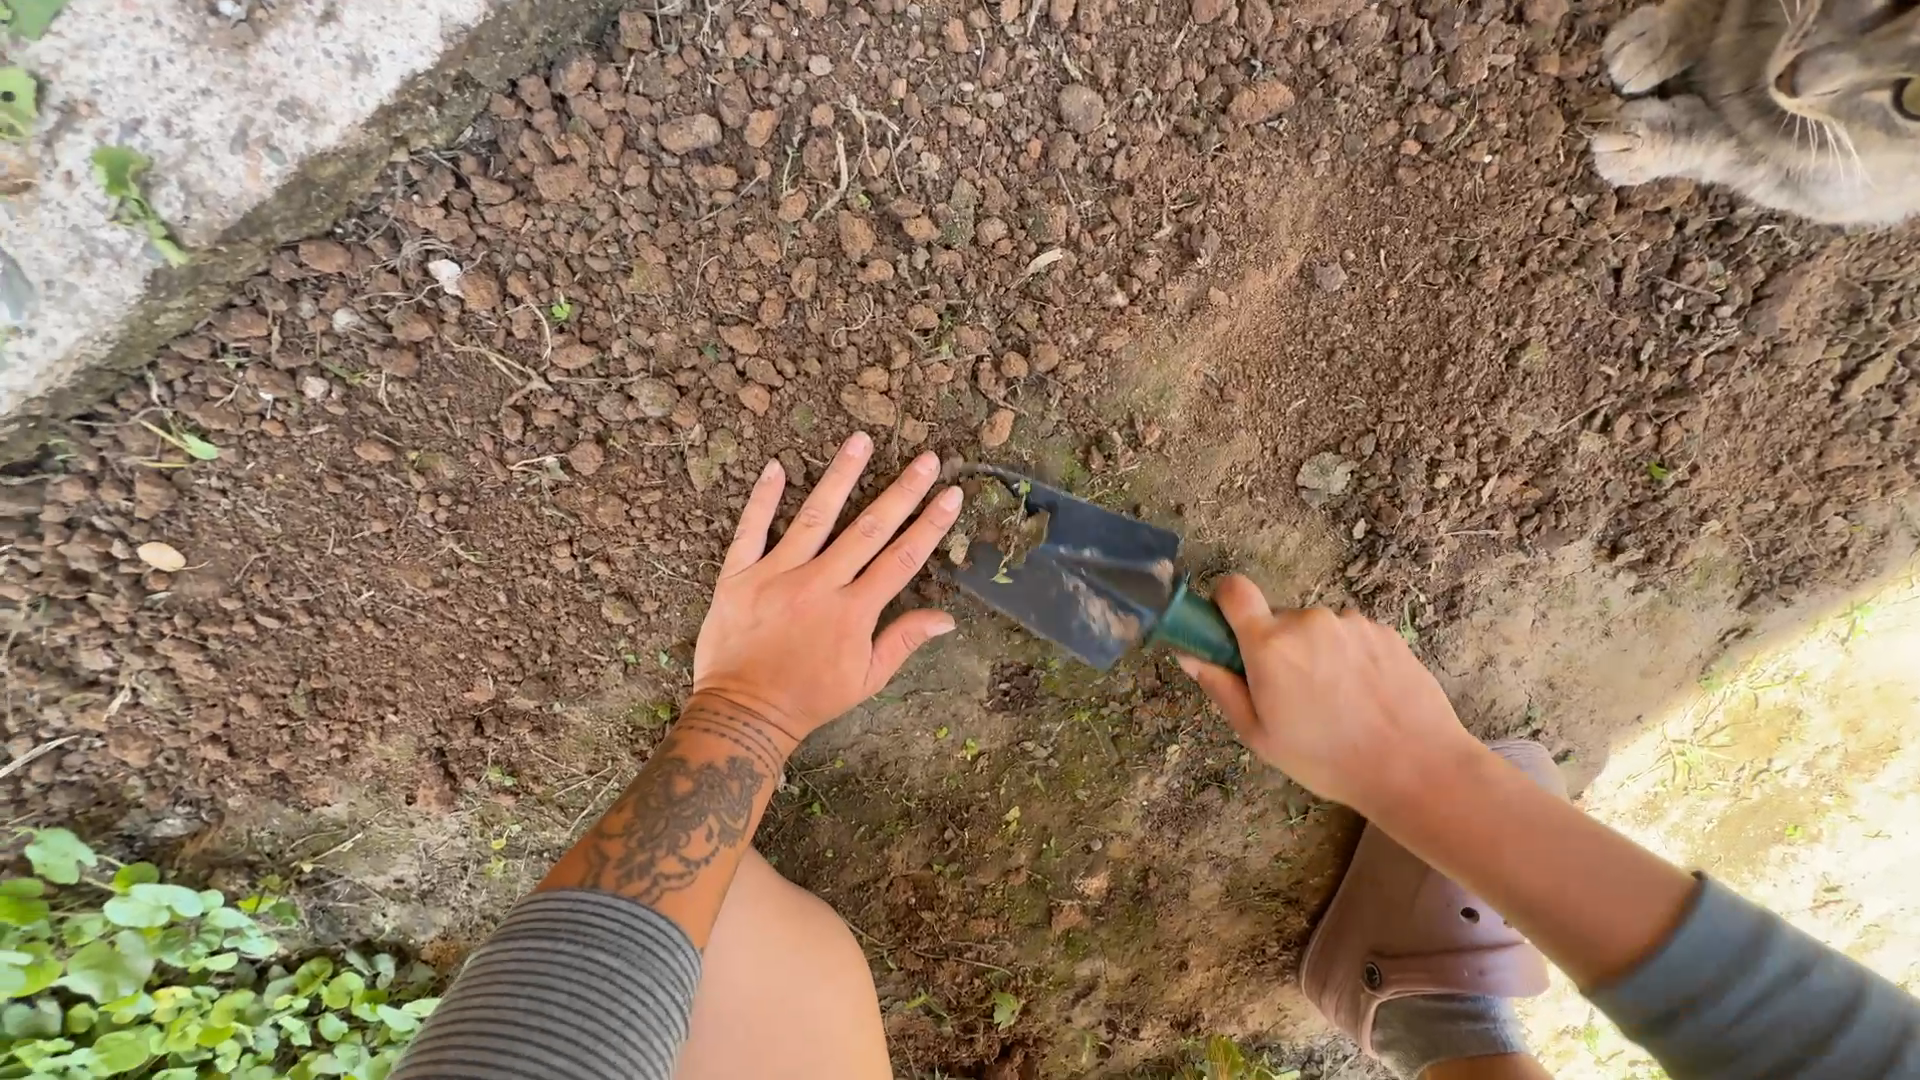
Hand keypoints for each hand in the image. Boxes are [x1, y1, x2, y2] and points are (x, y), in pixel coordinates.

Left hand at [691, 432, 962, 747]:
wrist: (743, 712)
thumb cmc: (810, 697)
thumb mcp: (867, 679)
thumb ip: (904, 641)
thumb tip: (948, 618)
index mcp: (854, 611)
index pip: (902, 558)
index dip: (930, 525)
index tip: (951, 495)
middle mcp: (820, 584)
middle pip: (868, 528)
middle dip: (902, 491)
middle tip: (926, 458)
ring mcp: (777, 575)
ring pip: (814, 516)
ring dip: (841, 476)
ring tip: (861, 440)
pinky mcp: (739, 575)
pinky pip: (751, 530)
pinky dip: (763, 498)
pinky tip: (777, 467)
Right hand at [1176, 575, 1484, 814]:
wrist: (1417, 769)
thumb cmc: (1326, 758)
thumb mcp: (1258, 735)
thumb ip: (1220, 687)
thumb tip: (1188, 655)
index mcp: (1269, 644)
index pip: (1232, 589)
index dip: (1224, 602)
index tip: (1228, 631)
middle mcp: (1307, 620)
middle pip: (1275, 619)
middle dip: (1275, 647)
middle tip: (1290, 693)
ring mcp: (1349, 623)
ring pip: (1314, 629)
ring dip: (1314, 652)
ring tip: (1335, 700)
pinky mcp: (1383, 630)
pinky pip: (1348, 635)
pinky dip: (1347, 657)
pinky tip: (1363, 694)